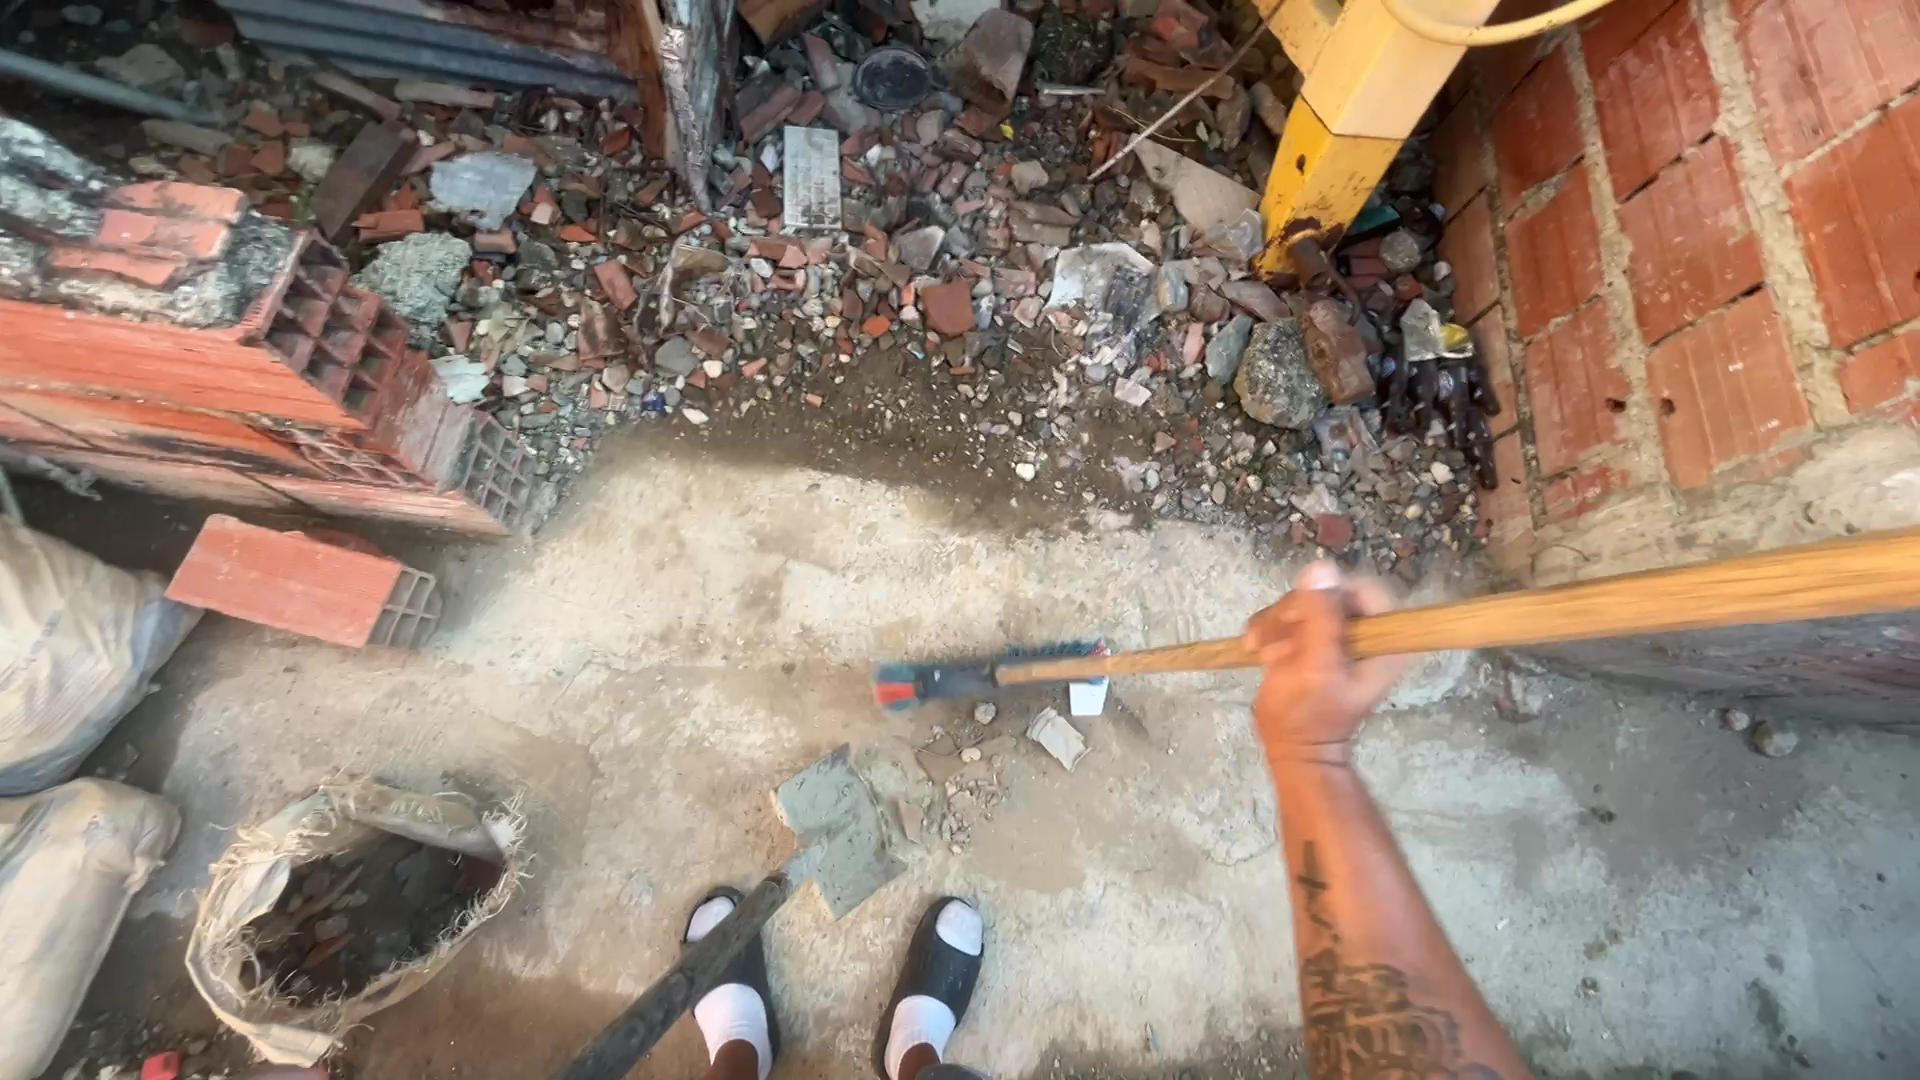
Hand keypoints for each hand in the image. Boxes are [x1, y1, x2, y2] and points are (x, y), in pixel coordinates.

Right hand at [1245, 561, 1409, 763]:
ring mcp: (1336, 633)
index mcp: (1387, 640)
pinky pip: (1285, 614)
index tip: (1299, 620)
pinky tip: (1256, 649)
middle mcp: (1367, 632)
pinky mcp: (1311, 637)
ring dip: (1274, 624)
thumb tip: (1319, 568)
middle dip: (1293, 615)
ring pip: (1301, 601)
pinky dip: (1266, 628)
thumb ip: (1321, 619)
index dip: (1328, 596)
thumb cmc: (1309, 715)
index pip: (1364, 590)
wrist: (1289, 746)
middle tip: (1275, 647)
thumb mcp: (1316, 667)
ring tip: (1264, 654)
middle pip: (1326, 593)